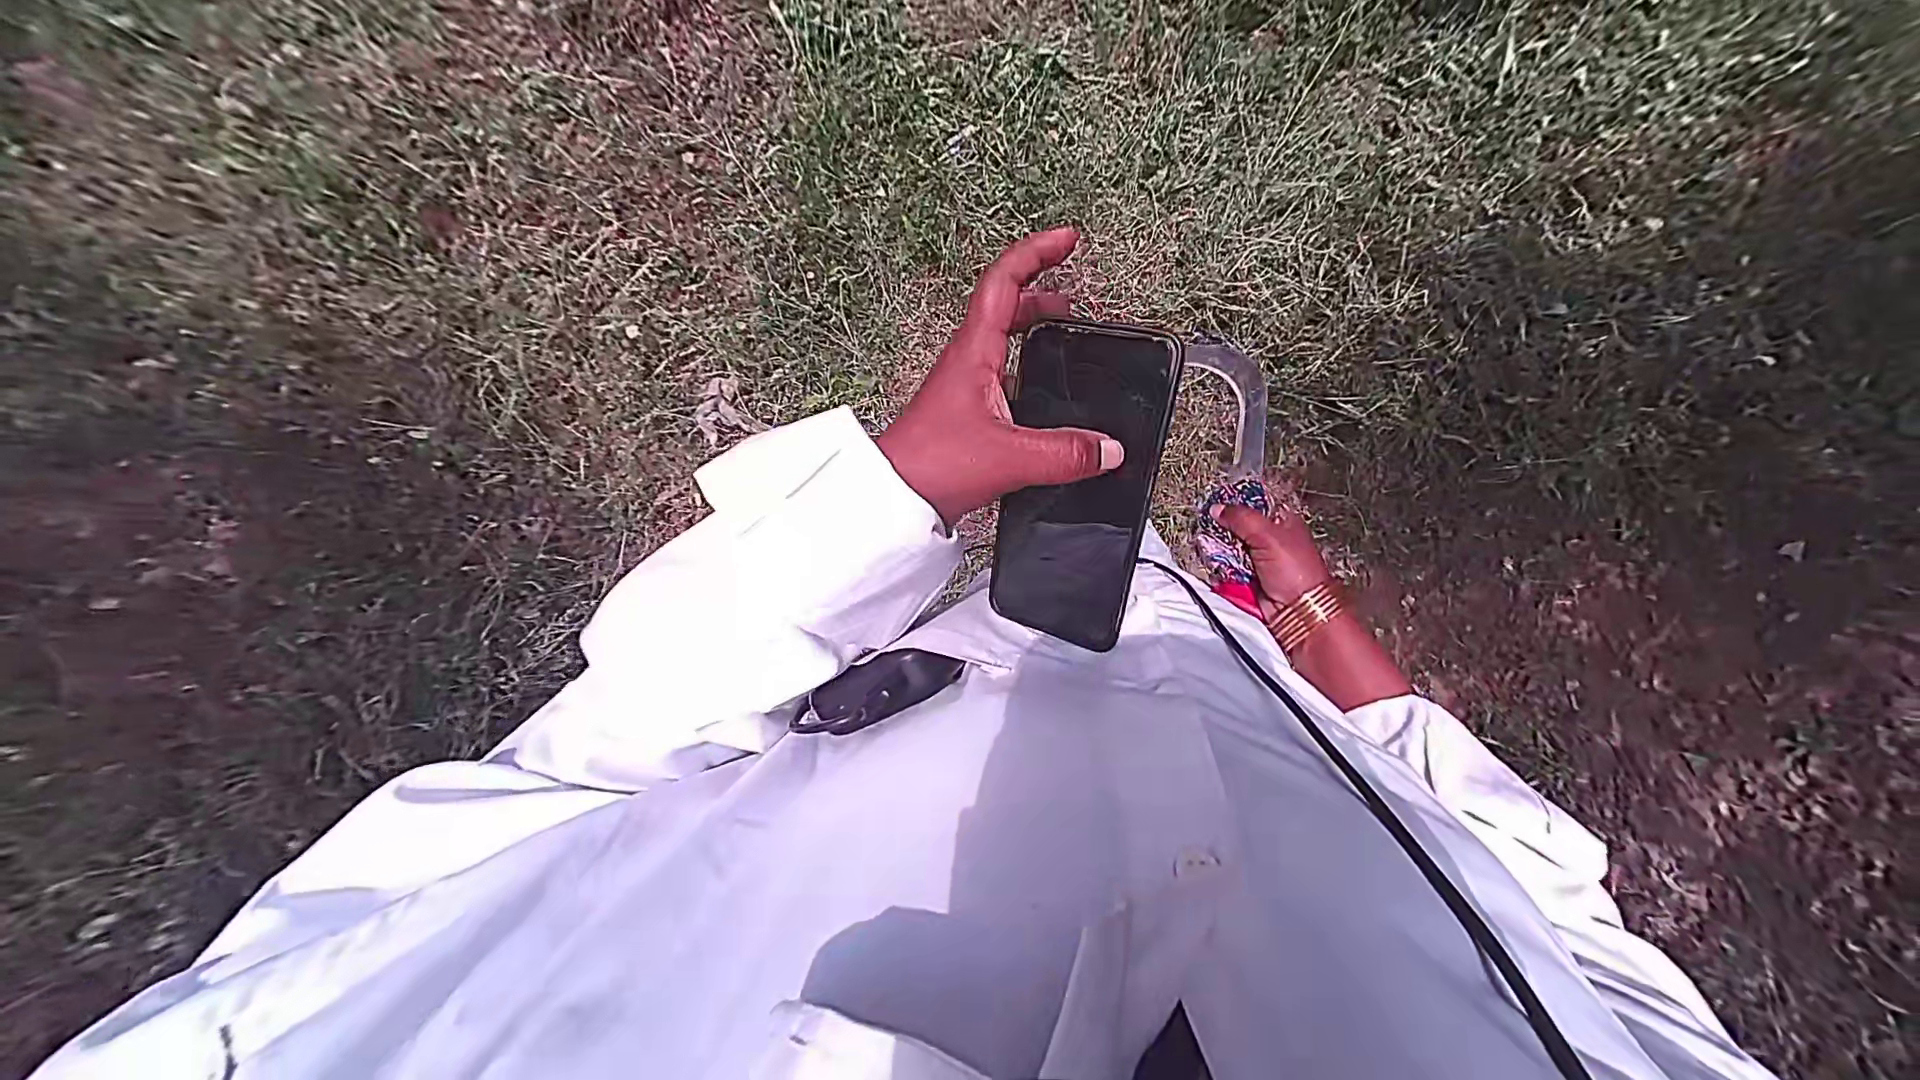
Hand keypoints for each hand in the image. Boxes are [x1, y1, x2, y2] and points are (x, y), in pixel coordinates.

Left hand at [876, 227, 1124, 524]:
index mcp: (973, 354)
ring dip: (1032, 332)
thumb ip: (1064, 454)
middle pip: (1005, 308)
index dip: (1036, 253)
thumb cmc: (928, 466)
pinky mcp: (965, 415)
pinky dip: (1026, 374)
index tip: (1068, 241)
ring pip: (1001, 343)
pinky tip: (1041, 398)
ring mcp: (964, 388)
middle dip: (1042, 294)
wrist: (893, 497)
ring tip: (1064, 340)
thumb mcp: (1009, 457)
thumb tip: (1107, 449)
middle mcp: (966, 364)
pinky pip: (1001, 378)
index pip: (1003, 282)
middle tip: (1074, 301)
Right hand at [1214, 500, 1331, 611]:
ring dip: (1219, 550)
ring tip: (1218, 552)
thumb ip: (1242, 518)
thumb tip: (1218, 508)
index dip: (1234, 503)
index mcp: (1279, 521)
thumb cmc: (1296, 571)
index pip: (1252, 503)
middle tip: (1215, 531)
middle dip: (1222, 529)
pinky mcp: (1244, 575)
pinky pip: (1223, 566)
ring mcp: (1254, 558)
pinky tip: (1219, 566)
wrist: (1296, 609)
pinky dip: (1219, 566)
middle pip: (1234, 526)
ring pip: (1225, 546)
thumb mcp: (1269, 536)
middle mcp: (1266, 538)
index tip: (1217, 506)